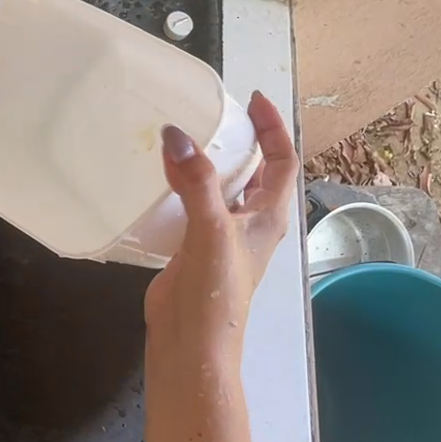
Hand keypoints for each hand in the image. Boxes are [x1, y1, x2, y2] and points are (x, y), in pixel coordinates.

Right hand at [144, 93, 298, 362]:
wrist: (190, 342)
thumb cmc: (214, 290)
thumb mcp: (211, 229)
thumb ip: (196, 181)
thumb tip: (174, 134)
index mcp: (268, 217)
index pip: (282, 161)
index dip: (273, 128)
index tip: (252, 99)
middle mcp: (249, 224)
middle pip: (255, 174)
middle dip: (241, 143)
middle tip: (211, 116)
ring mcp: (221, 238)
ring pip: (221, 191)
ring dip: (208, 165)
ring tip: (182, 141)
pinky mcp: (193, 250)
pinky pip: (192, 209)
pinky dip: (181, 190)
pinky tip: (157, 183)